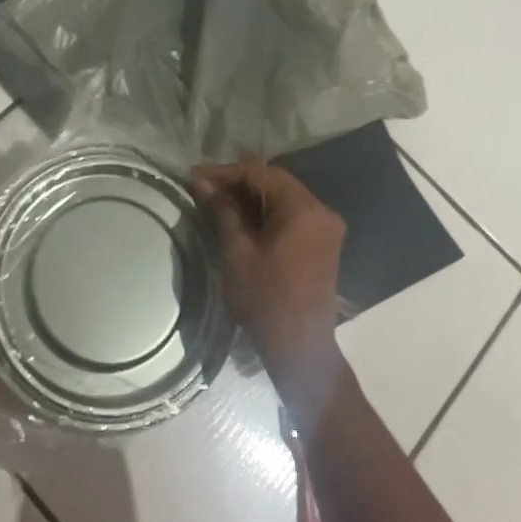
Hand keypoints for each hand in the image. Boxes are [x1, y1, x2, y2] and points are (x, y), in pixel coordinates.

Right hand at [191, 161, 345, 382]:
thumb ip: (222, 211)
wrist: (300, 349)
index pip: (262, 173)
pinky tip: (240, 221)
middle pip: (275, 183)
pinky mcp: (322, 245)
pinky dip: (266, 215)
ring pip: (283, 200)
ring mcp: (325, 229)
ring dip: (251, 199)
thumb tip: (200, 182)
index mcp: (304, 209)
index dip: (226, 172)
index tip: (195, 178)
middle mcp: (321, 212)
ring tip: (215, 203)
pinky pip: (291, 217)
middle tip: (202, 189)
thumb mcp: (237, 252)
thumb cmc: (266, 299)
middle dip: (238, 184)